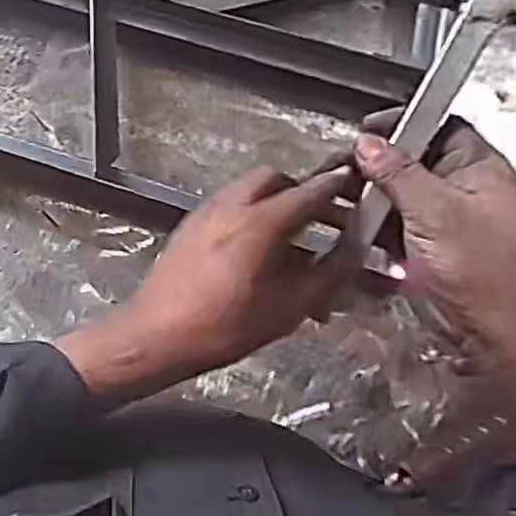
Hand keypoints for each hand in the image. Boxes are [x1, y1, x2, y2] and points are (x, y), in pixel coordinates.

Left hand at [54, 165, 348, 402]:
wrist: (156, 335)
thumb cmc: (222, 326)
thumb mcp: (287, 307)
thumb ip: (326, 276)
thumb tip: (350, 256)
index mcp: (257, 221)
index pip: (310, 192)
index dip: (339, 189)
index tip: (359, 191)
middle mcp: (229, 207)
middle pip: (275, 180)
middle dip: (303, 194)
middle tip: (325, 220)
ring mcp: (204, 214)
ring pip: (248, 193)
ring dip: (276, 207)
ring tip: (296, 245)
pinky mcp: (188, 228)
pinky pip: (228, 209)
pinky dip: (251, 218)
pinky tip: (260, 255)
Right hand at [344, 114, 515, 381]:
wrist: (503, 336)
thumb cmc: (483, 270)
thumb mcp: (438, 213)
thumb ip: (399, 175)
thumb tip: (366, 143)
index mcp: (478, 169)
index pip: (439, 126)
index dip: (402, 122)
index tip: (362, 130)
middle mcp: (459, 189)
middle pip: (410, 161)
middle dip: (373, 163)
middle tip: (337, 168)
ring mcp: (440, 220)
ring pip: (395, 195)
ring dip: (365, 195)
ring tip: (331, 196)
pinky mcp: (424, 248)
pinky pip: (390, 226)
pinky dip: (367, 224)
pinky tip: (342, 224)